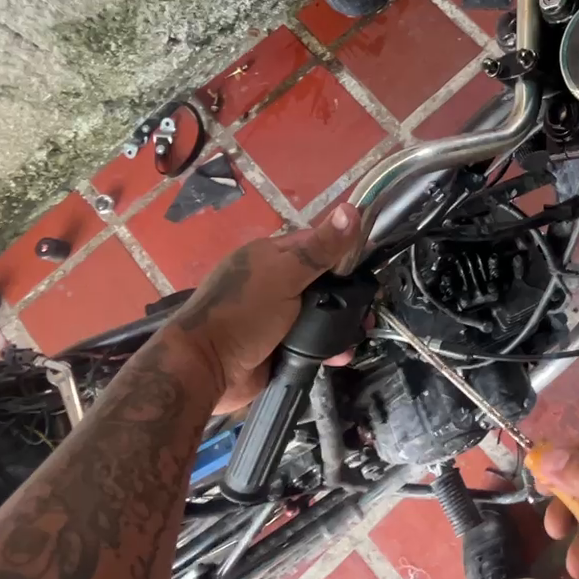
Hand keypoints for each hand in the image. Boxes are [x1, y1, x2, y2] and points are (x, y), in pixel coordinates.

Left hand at [158, 203, 362, 412]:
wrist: (206, 370)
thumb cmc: (242, 313)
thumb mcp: (285, 274)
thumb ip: (321, 248)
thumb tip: (352, 208)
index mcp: (270, 257)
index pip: (316, 244)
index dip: (344, 250)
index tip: (371, 263)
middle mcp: (274, 283)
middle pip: (322, 280)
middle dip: (348, 293)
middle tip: (371, 304)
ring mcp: (276, 316)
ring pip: (321, 312)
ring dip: (342, 322)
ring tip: (362, 330)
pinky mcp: (280, 345)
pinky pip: (313, 341)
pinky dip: (329, 346)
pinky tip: (343, 353)